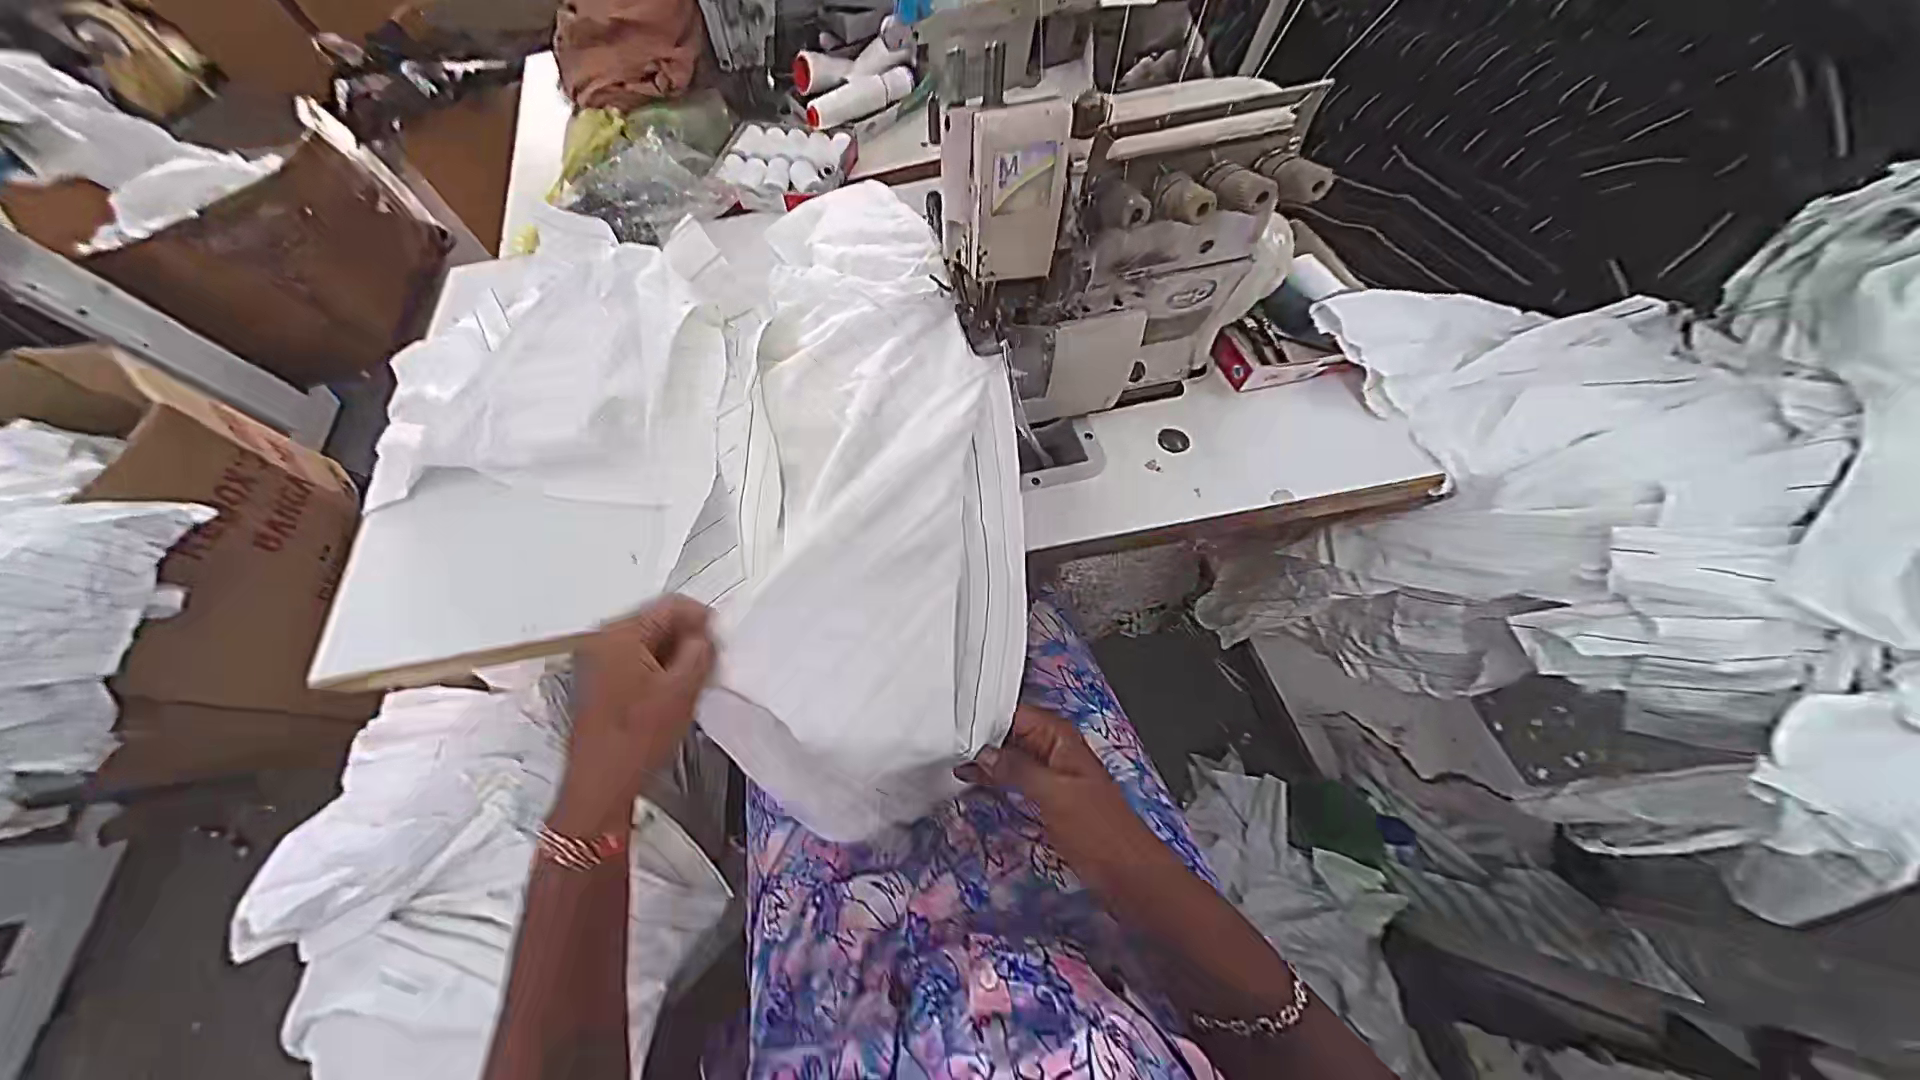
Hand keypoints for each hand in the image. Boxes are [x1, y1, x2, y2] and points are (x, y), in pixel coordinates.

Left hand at [551, 595, 715, 834]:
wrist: (601, 784)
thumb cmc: (637, 737)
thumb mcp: (684, 687)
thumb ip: (701, 649)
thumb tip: (705, 635)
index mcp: (619, 635)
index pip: (671, 606)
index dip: (703, 619)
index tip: (720, 640)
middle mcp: (601, 641)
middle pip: (657, 622)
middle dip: (688, 638)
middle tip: (710, 661)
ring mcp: (596, 662)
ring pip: (649, 642)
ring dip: (675, 655)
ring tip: (693, 680)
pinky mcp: (599, 682)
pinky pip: (637, 660)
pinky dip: (659, 668)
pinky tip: (674, 691)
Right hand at [956, 705, 1158, 881]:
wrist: (1128, 874)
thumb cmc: (1099, 830)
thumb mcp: (1054, 794)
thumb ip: (1017, 769)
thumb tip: (984, 753)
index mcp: (1059, 737)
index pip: (1014, 713)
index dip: (985, 718)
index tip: (955, 726)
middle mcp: (1053, 750)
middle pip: (1010, 733)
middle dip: (981, 739)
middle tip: (945, 746)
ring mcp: (1049, 774)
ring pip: (1010, 756)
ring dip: (985, 760)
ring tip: (952, 762)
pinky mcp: (1046, 796)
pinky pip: (1014, 778)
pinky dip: (994, 778)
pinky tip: (974, 781)